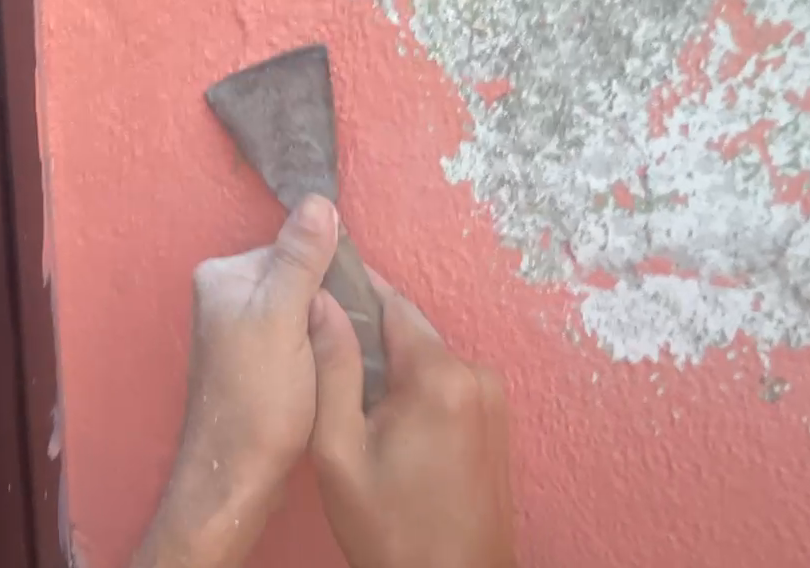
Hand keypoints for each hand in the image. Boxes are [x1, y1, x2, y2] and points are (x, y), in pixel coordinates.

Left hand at [132, 195, 341, 567]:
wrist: (235, 475)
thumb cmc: (258, 396)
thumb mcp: (284, 318)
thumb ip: (301, 259)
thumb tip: (319, 201)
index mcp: (223, 273)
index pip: (289, 248)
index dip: (326, 272)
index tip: (352, 303)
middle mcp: (223, 292)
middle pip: (295, 276)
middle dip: (325, 300)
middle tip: (345, 336)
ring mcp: (235, 326)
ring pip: (298, 307)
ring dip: (322, 326)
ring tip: (336, 355)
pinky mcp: (249, 356)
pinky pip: (291, 332)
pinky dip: (312, 344)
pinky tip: (324, 367)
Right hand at [308, 272, 515, 567]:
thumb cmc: (388, 526)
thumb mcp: (339, 448)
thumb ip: (332, 366)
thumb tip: (321, 299)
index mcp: (439, 375)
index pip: (389, 300)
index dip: (349, 288)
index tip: (314, 284)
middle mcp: (475, 374)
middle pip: (405, 326)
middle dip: (363, 330)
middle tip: (318, 347)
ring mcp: (492, 398)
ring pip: (421, 351)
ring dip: (385, 358)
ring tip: (343, 382)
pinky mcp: (495, 419)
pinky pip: (441, 377)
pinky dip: (408, 381)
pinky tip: (379, 408)